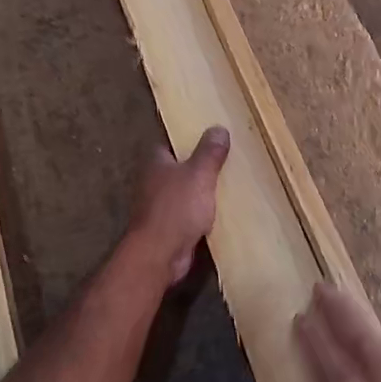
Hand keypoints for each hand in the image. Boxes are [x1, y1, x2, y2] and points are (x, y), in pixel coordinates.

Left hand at [125, 126, 228, 282]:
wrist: (160, 253)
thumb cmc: (177, 207)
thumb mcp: (199, 174)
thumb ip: (209, 152)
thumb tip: (218, 128)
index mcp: (155, 162)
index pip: (170, 144)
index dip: (188, 141)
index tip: (210, 140)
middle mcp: (152, 181)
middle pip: (178, 168)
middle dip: (197, 167)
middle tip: (226, 162)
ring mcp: (157, 206)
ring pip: (183, 192)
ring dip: (199, 192)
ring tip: (228, 186)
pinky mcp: (166, 227)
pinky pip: (186, 214)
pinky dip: (199, 213)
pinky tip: (218, 213)